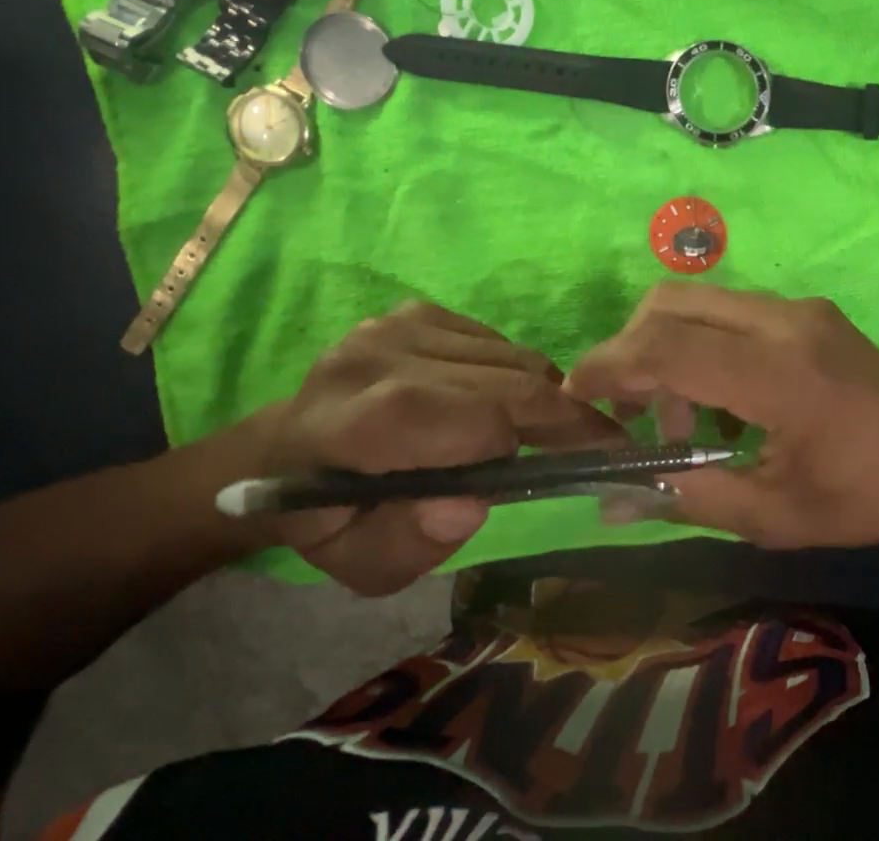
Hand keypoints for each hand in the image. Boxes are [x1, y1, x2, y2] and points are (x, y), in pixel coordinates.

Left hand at [263, 301, 624, 594]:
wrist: (276, 456)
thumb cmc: (327, 521)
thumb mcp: (363, 565)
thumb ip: (413, 542)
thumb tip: (470, 503)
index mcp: (353, 424)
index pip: (474, 418)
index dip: (530, 443)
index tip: (578, 467)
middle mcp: (378, 359)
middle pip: (508, 381)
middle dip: (564, 418)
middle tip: (601, 448)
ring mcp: (397, 327)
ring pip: (515, 358)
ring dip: (542, 397)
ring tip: (543, 434)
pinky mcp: (415, 314)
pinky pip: (500, 342)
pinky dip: (517, 375)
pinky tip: (500, 403)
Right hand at [563, 283, 878, 548]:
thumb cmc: (866, 499)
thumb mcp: (774, 515)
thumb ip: (689, 496)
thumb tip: (612, 499)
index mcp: (779, 375)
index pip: (666, 348)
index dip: (608, 367)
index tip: (574, 397)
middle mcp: (787, 323)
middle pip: (672, 304)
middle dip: (631, 352)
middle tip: (629, 415)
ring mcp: (804, 311)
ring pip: (703, 304)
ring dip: (672, 353)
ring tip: (685, 429)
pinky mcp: (815, 315)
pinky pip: (737, 314)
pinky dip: (708, 347)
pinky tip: (726, 407)